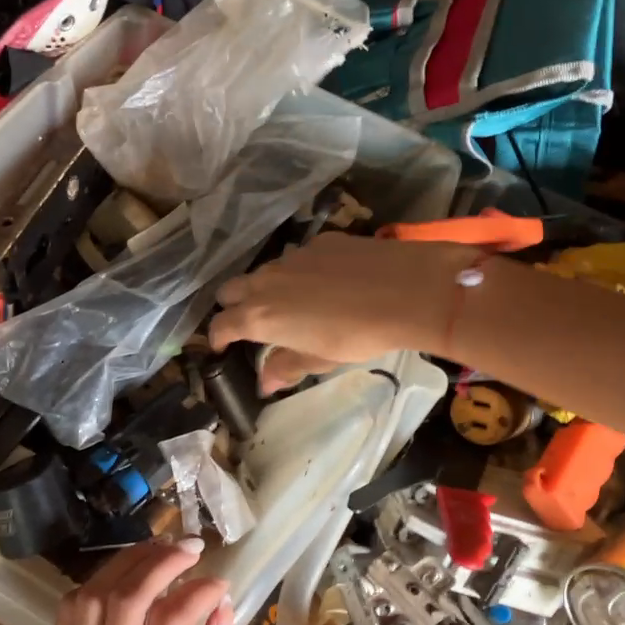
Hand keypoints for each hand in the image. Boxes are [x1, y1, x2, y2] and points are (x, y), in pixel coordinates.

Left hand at [41, 538, 235, 624]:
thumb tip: (222, 610)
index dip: (195, 594)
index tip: (219, 582)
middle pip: (127, 601)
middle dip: (162, 563)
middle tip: (190, 548)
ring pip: (96, 594)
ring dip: (130, 561)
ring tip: (161, 550)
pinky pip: (72, 603)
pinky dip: (100, 579)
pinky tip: (126, 573)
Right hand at [211, 233, 469, 391]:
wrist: (406, 290)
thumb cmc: (358, 335)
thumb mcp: (321, 358)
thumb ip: (286, 366)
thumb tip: (264, 383)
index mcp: (258, 317)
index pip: (220, 325)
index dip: (218, 338)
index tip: (223, 347)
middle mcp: (265, 282)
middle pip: (230, 291)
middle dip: (233, 306)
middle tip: (253, 323)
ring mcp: (290, 257)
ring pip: (262, 272)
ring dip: (266, 288)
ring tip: (291, 303)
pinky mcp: (317, 242)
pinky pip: (296, 257)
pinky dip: (299, 272)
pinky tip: (327, 282)